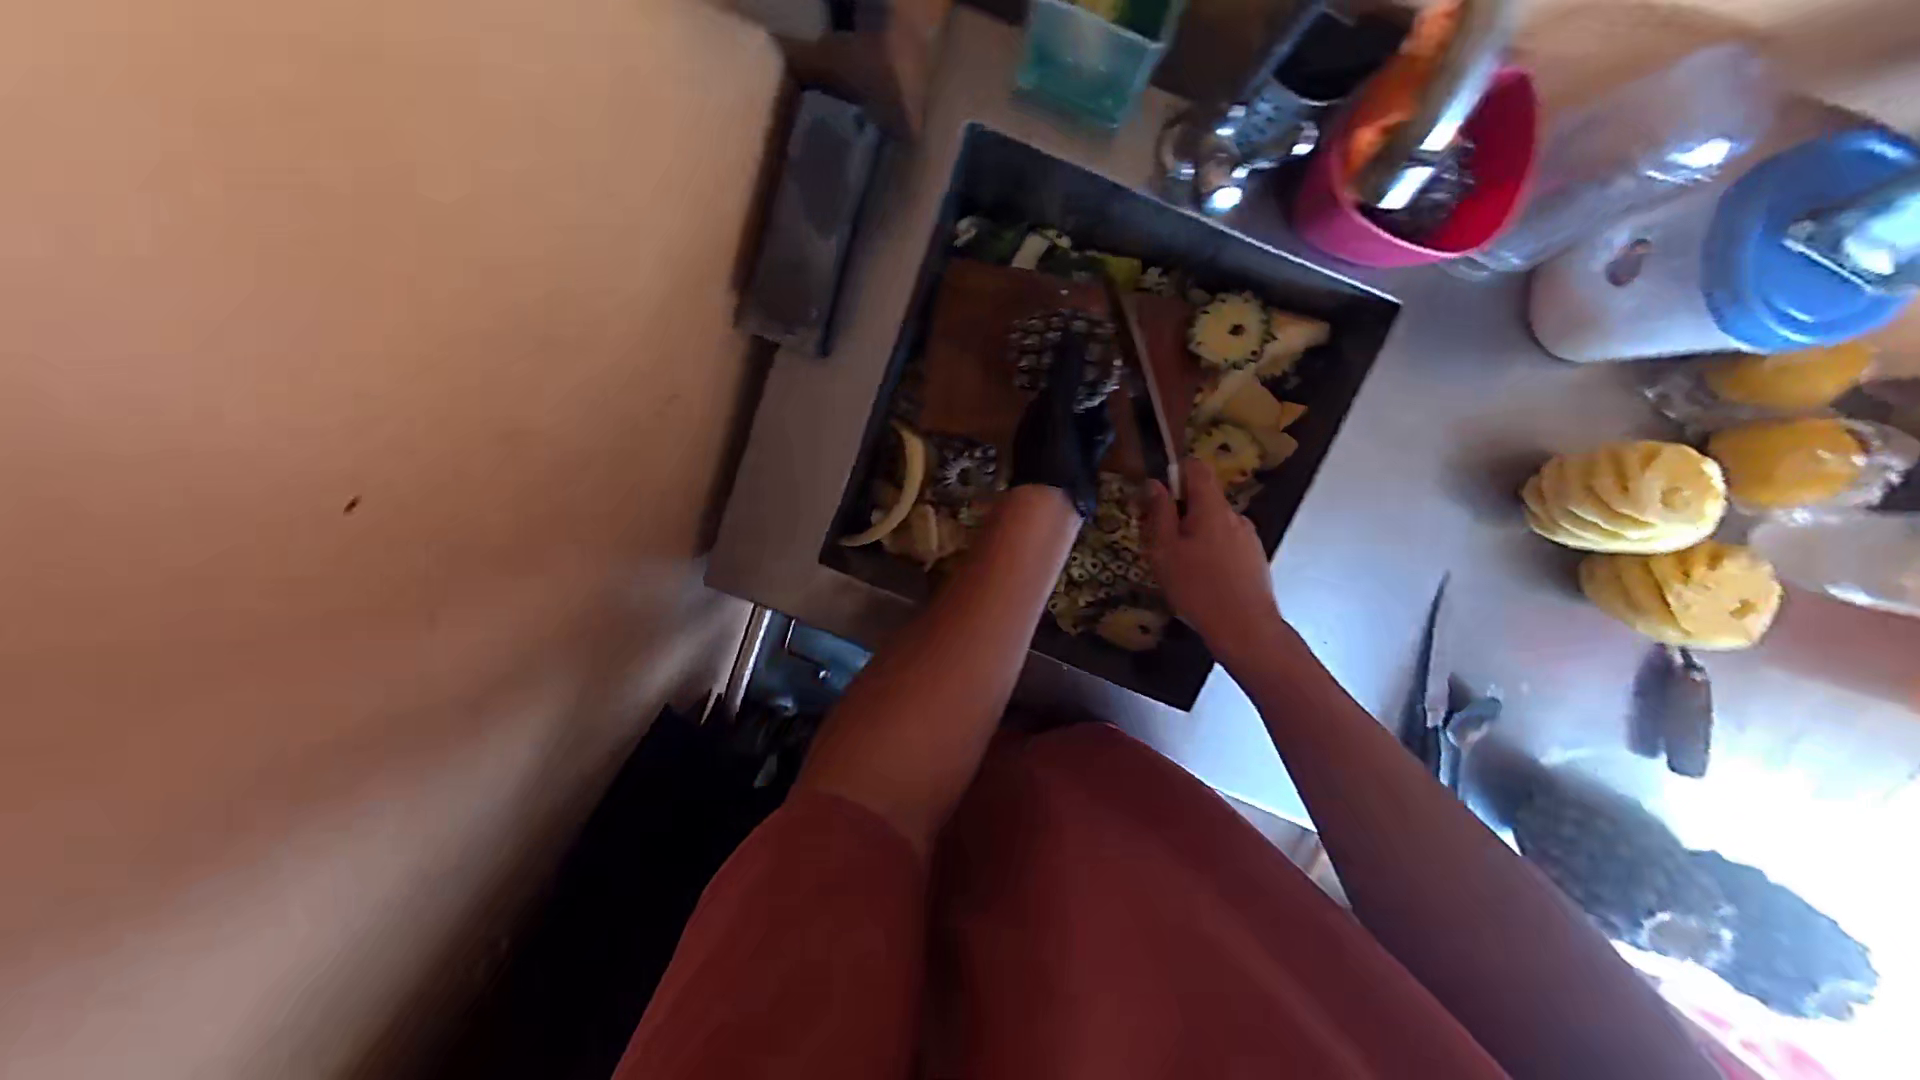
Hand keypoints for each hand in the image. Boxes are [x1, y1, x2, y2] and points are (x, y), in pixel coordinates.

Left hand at [1009, 334, 1112, 517]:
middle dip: (1087, 390)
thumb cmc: (1050, 451)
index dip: (1070, 369)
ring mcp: (1066, 447)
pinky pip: (1094, 442)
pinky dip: (1101, 435)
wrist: (1055, 499)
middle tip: (1108, 371)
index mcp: (1036, 415)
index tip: (1089, 352)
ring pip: (1085, 422)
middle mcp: (1049, 429)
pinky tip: (1107, 431)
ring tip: (1112, 396)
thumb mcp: (1056, 408)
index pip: (1054, 385)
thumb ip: (1064, 375)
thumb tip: (1069, 335)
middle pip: (1072, 402)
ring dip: (1097, 412)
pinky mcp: (1083, 463)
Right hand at [1146, 457, 1295, 671]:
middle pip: (1203, 499)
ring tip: (1180, 568)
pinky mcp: (1254, 557)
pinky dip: (1211, 552)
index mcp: (1210, 507)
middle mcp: (1234, 515)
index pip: (1196, 467)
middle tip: (1159, 543)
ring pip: (1213, 524)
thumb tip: (1154, 483)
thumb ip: (1159, 513)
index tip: (1158, 497)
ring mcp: (1248, 536)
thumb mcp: (1164, 551)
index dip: (1175, 472)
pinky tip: (1202, 580)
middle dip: (1179, 513)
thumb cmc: (1197, 588)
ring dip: (1195, 535)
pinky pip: (1226, 543)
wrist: (1244, 628)